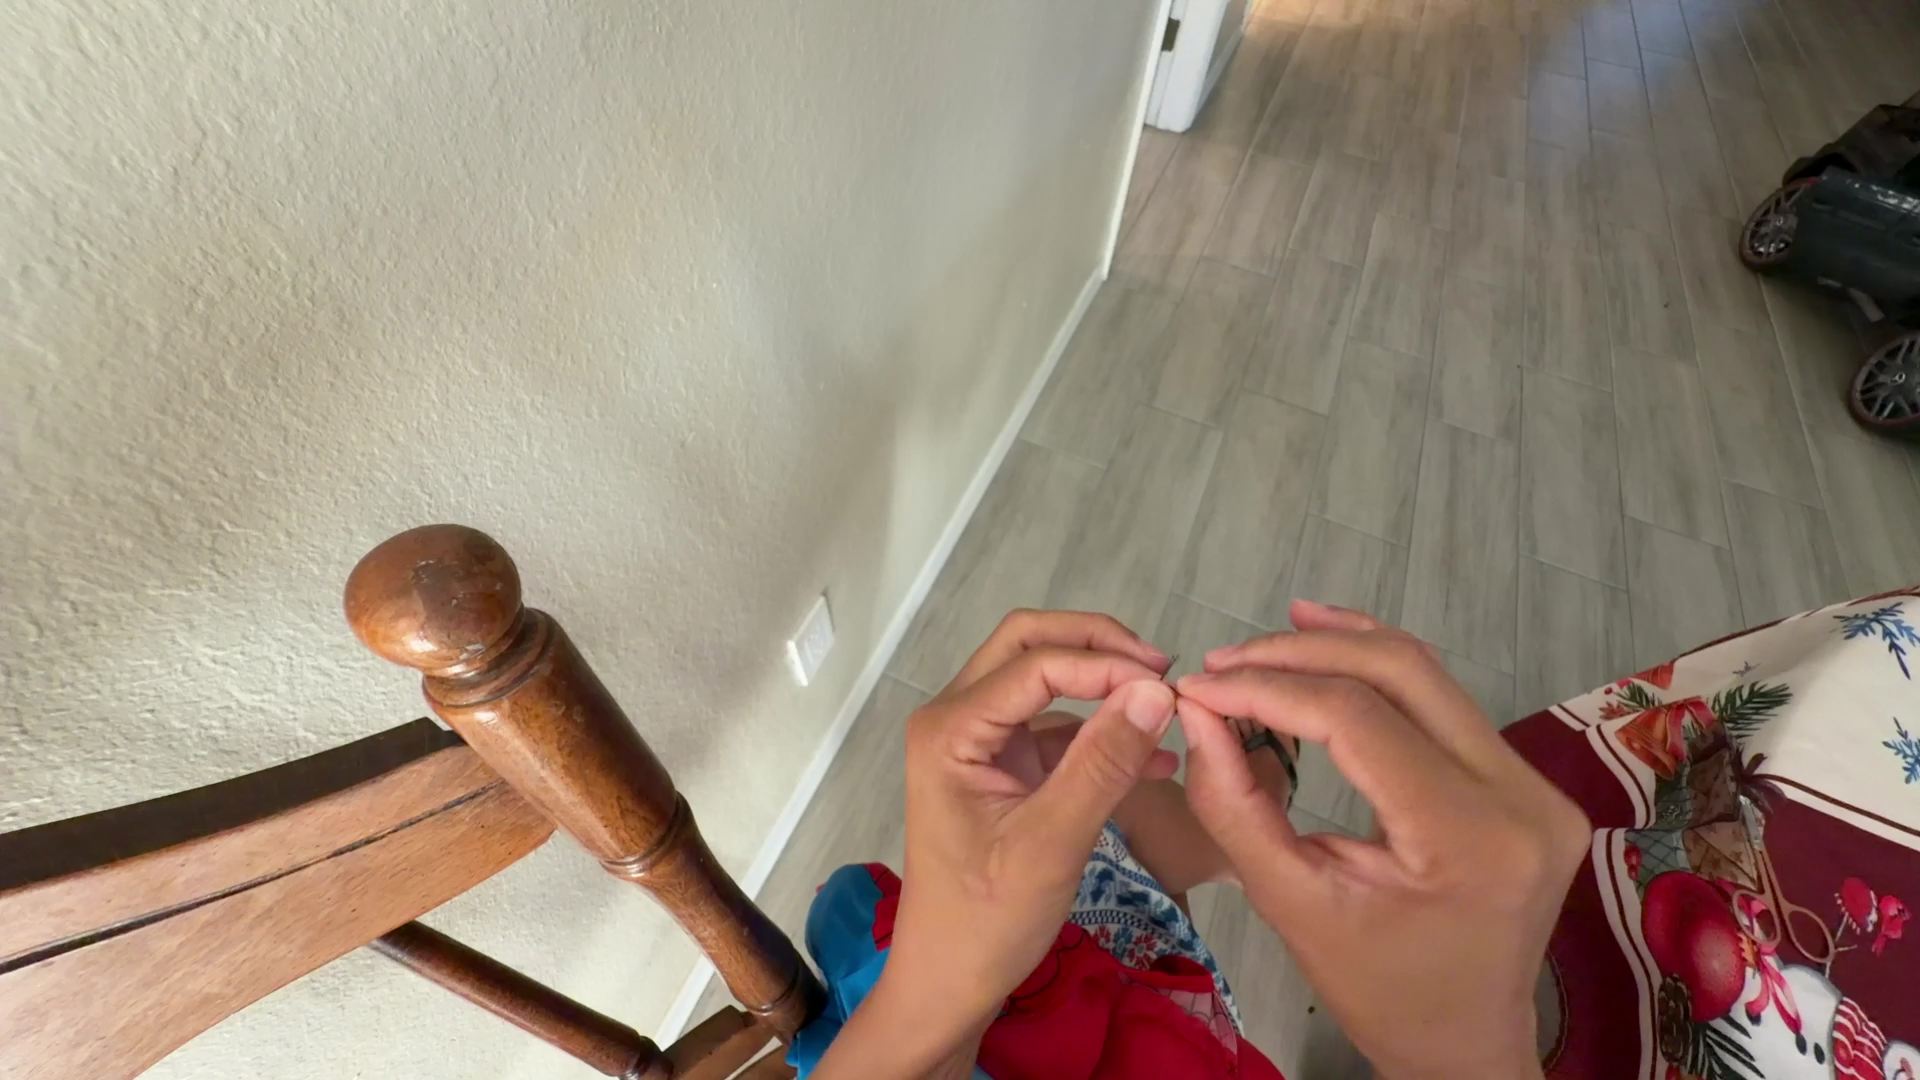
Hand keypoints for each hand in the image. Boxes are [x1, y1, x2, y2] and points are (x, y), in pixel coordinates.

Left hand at [814, 610, 1175, 1076]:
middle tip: (1158, 669)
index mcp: (950, 727)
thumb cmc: (986, 921)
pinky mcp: (1001, 762)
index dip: (1104, 665)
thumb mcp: (1050, 844)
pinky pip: (1052, 725)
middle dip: (1094, 645)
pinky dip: (1098, 730)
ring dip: (1099, 680)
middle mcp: (956, 716)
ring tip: (1162, 703)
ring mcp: (978, 736)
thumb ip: (1102, 765)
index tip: (1168, 689)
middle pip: (1028, 645)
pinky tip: (1152, 754)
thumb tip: (1157, 692)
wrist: (947, 983)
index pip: (1035, 664)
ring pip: (1041, 676)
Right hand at [1175, 601, 1588, 1079]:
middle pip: (1395, 672)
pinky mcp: (1519, 773)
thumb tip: (1192, 709)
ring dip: (1330, 644)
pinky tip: (1322, 629)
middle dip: (1293, 655)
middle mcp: (1518, 792)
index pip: (1352, 718)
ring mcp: (1530, 778)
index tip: (1195, 687)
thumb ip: (1231, 801)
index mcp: (1467, 838)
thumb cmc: (1373, 987)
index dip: (1263, 690)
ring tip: (1255, 646)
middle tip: (1219, 664)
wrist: (1466, 1042)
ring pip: (1419, 668)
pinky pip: (1437, 690)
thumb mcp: (1286, 900)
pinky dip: (1371, 654)